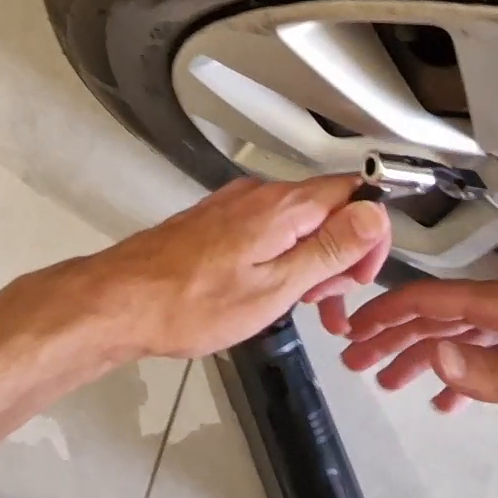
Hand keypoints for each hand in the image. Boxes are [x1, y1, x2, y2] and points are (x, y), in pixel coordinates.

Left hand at [67, 175, 391, 358]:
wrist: (123, 300)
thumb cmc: (190, 302)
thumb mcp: (276, 287)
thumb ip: (329, 249)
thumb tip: (374, 216)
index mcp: (280, 207)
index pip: (353, 192)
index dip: (370, 233)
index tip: (360, 275)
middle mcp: (258, 195)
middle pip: (326, 208)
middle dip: (339, 252)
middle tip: (326, 300)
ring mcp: (235, 205)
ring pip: (297, 222)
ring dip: (311, 260)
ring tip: (301, 305)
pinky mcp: (218, 220)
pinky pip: (268, 229)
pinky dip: (282, 257)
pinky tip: (273, 290)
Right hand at [338, 278, 497, 429]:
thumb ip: (496, 372)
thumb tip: (433, 354)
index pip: (432, 299)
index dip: (387, 313)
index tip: (355, 330)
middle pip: (439, 312)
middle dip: (394, 336)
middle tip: (361, 363)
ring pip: (461, 329)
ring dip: (423, 352)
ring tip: (394, 380)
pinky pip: (490, 346)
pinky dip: (462, 366)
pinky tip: (453, 395)